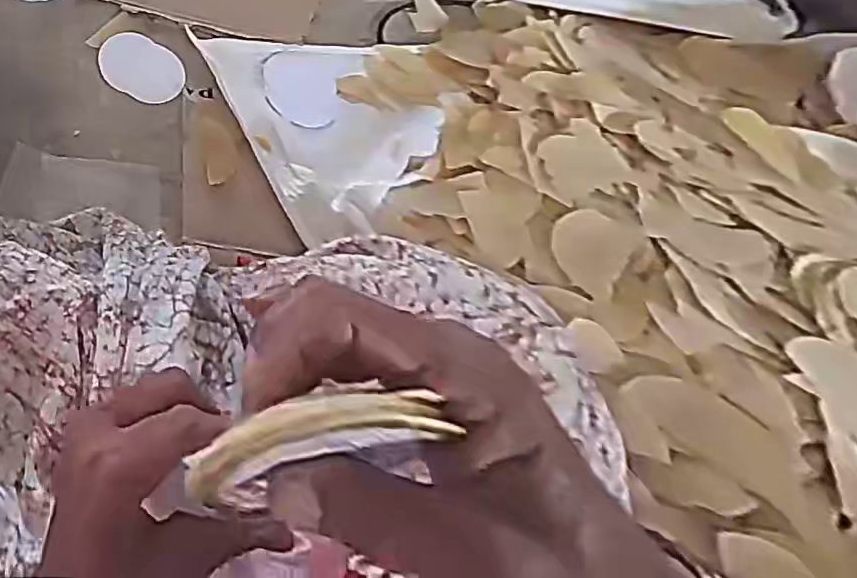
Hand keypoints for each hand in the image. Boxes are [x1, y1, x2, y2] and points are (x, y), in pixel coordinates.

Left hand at [39, 369, 293, 577]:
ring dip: (180, 410)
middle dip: (203, 408)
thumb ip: (231, 533)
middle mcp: (96, 428)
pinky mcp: (81, 427)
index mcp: (116, 461)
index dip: (225, 430)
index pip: (187, 420)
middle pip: (167, 387)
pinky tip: (172, 451)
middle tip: (226, 442)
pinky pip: (130, 401)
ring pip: (149, 389)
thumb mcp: (179, 560)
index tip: (252, 444)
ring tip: (202, 447)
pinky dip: (157, 416)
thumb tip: (283, 529)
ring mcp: (85, 423)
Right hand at [243, 279, 680, 577]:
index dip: (285, 347)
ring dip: (284, 360)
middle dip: (276, 351)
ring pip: (330, 323)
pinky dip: (303, 373)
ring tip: (261, 418)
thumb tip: (269, 474)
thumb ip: (368, 510)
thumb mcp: (467, 553)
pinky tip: (285, 403)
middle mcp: (437, 341)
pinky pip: (344, 353)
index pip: (347, 315)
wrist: (607, 577)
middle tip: (249, 421)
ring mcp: (427, 354)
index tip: (253, 411)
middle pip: (330, 307)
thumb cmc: (553, 566)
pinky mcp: (417, 377)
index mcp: (460, 364)